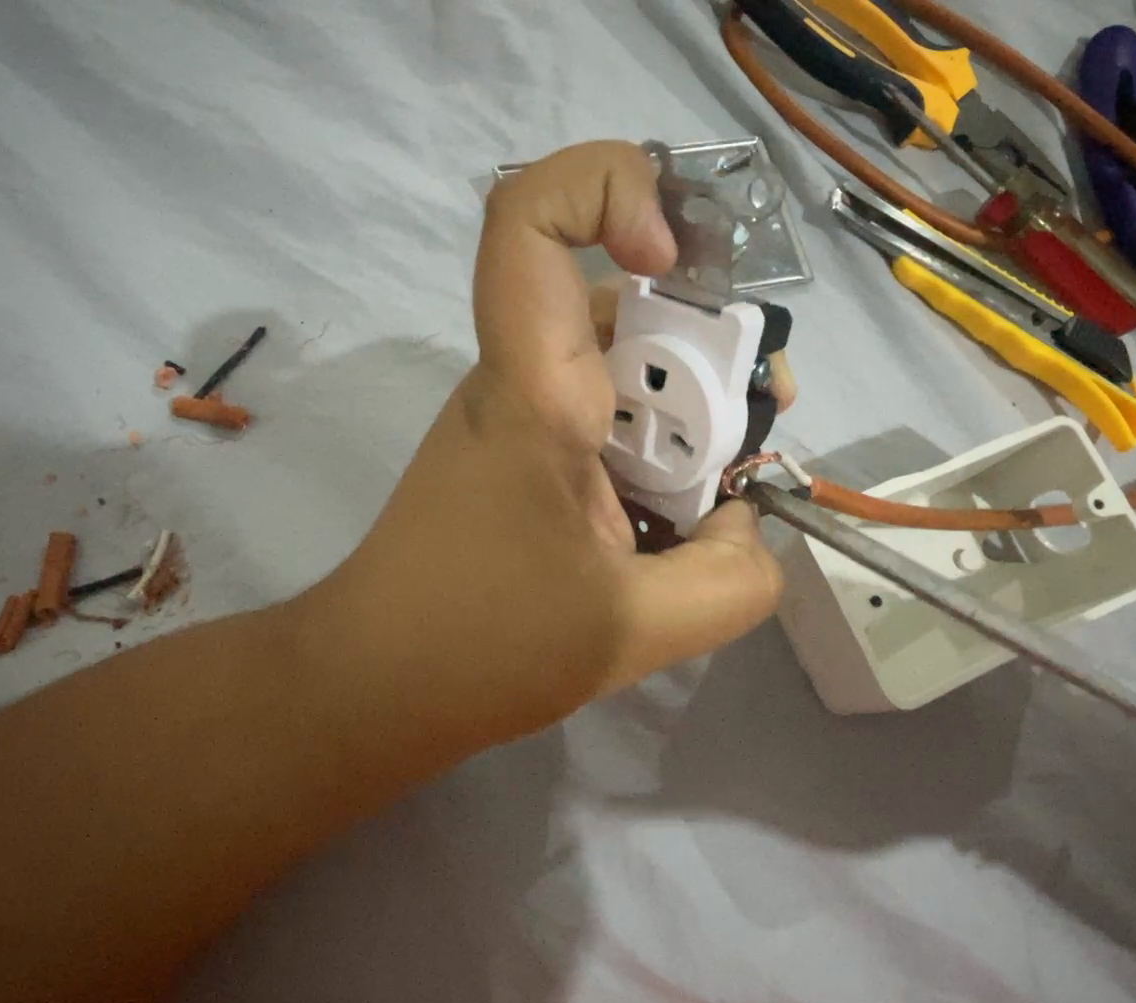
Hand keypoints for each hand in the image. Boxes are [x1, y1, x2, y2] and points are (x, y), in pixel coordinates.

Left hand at [302, 141, 787, 745]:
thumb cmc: (480, 650)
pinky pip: (602, 418)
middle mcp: (520, 382)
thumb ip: (731, 581)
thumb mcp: (635, 632)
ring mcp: (516, 418)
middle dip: (711, 343)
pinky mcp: (518, 457)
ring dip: (690, 409)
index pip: (530, 218)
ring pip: (620, 365)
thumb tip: (747, 529)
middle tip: (764, 416)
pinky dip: (655, 451)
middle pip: (618, 301)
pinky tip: (683, 520)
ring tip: (735, 484)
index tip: (677, 259)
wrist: (371, 685)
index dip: (610, 186)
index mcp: (535, 394)